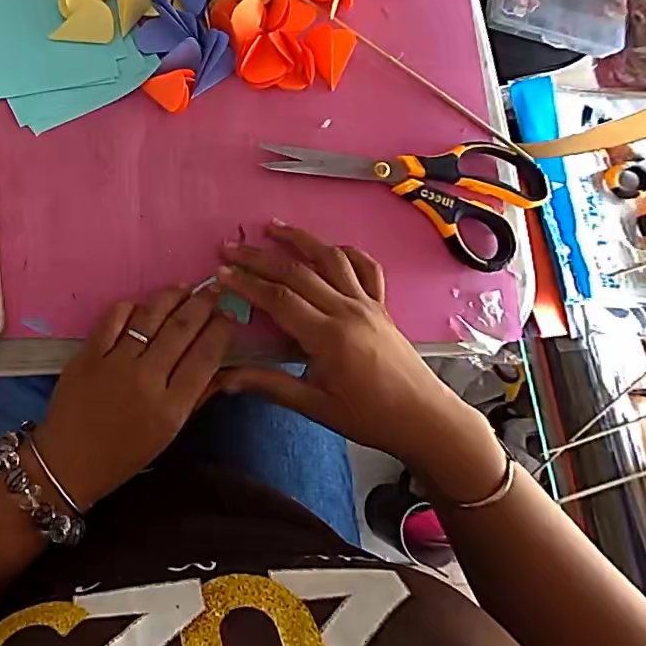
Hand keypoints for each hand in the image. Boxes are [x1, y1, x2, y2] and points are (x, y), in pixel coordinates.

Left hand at [31, 284, 233, 509]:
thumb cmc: (124, 454)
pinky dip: (132, 306)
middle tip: (214, 290)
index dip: (221, 330)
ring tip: (187, 288)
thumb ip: (198, 396)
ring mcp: (114, 364)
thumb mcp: (170, 432)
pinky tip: (144, 304)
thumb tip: (225, 366)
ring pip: (151, 316)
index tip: (228, 316)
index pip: (206, 356)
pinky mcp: (87, 355)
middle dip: (204, 304)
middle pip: (182, 328)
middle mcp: (146, 380)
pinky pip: (114, 318)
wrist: (67, 462)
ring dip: (173, 296)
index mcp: (171, 407)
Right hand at [215, 224, 502, 500]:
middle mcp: (348, 310)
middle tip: (230, 248)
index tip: (221, 273)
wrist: (424, 418)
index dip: (247, 283)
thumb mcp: (316, 406)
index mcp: (329, 336)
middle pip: (298, 272)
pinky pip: (367, 268)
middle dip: (260, 257)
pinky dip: (347, 252)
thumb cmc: (370, 417)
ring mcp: (368, 303)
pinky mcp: (383, 305)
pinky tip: (330, 248)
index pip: (279, 299)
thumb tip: (225, 379)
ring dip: (301, 239)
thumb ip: (271, 385)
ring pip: (332, 259)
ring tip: (273, 227)